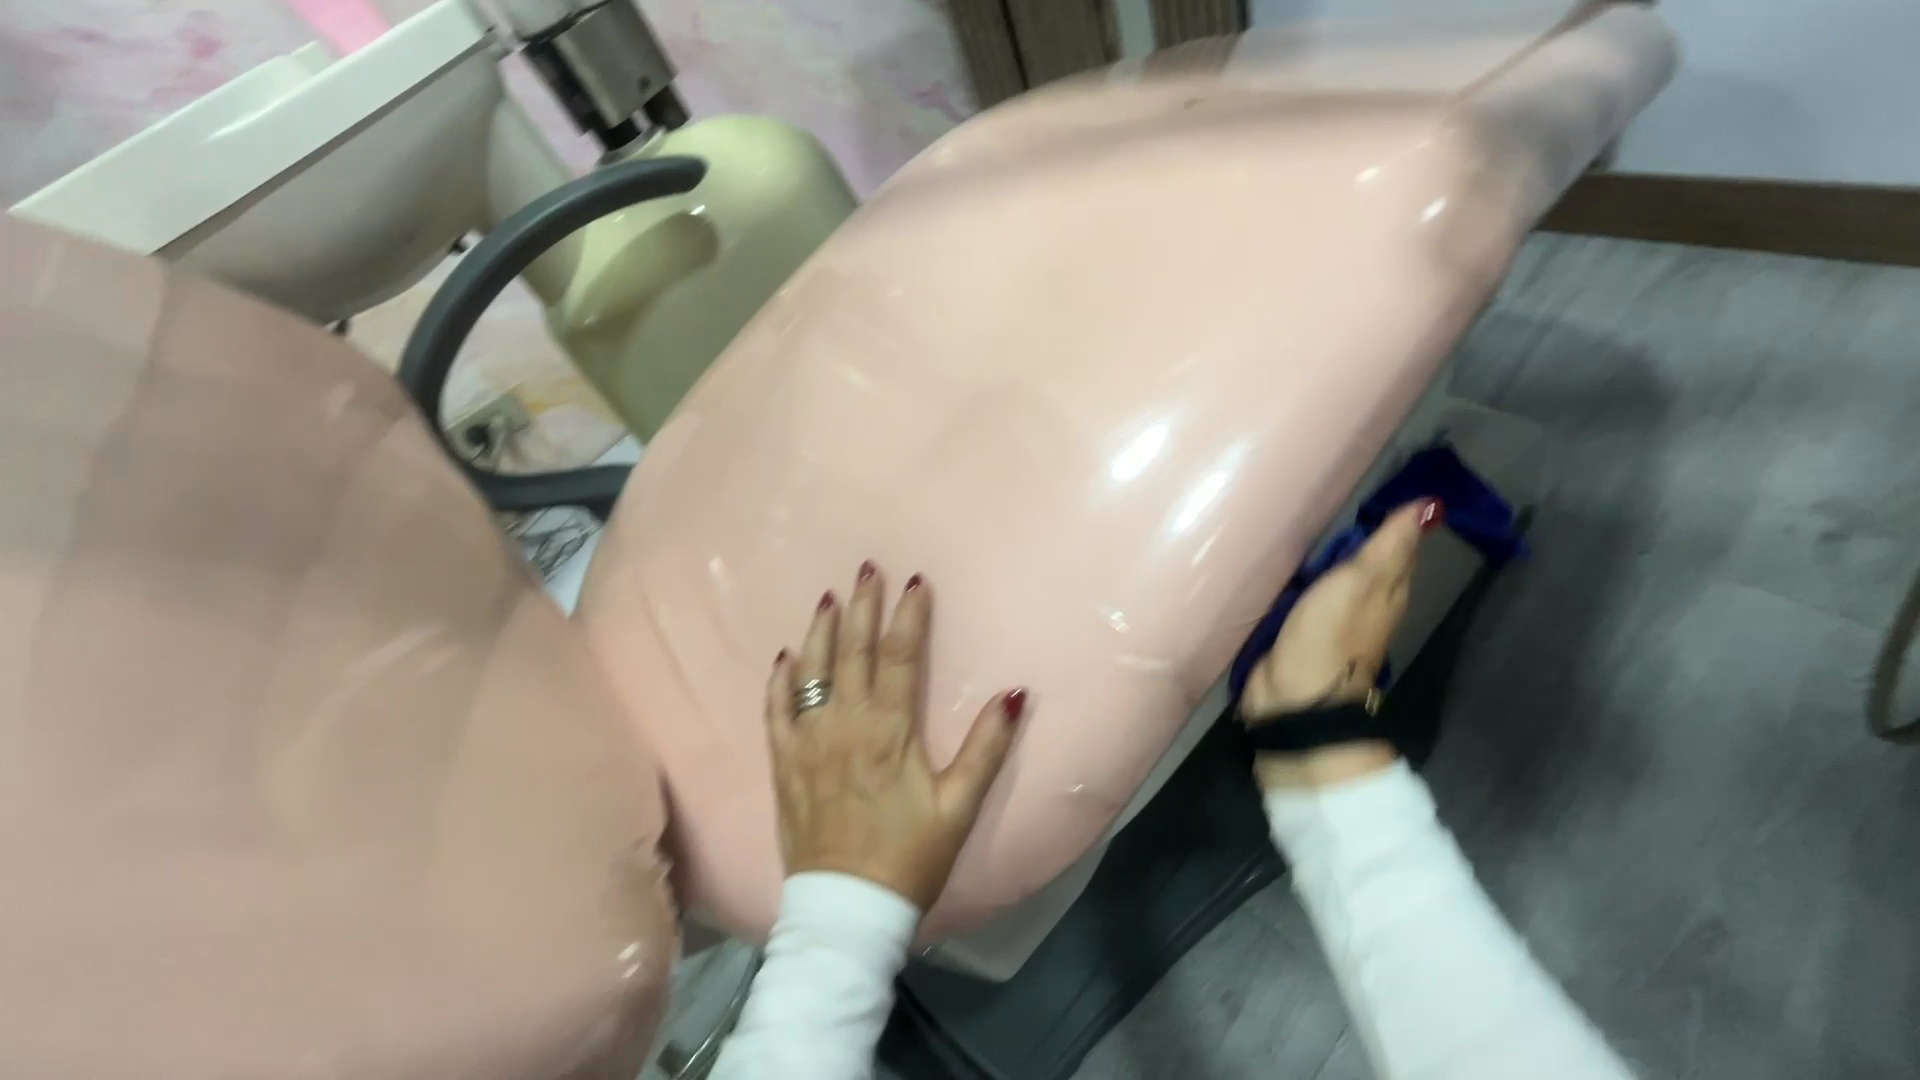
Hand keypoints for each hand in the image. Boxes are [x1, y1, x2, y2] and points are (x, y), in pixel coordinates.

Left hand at [766, 564, 1024, 909]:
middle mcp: (845, 724)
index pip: (901, 657)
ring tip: (828, 598)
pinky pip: (776, 712)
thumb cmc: (910, 855)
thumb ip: (986, 748)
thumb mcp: (959, 807)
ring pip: (811, 672)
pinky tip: (784, 657)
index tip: (916, 581)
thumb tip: (1013, 694)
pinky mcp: (784, 764)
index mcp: (889, 730)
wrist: (847, 909)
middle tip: (866, 568)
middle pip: (853, 652)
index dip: (909, 616)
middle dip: (862, 606)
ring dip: (821, 632)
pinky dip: (779, 681)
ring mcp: (808, 742)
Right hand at [1241, 498, 1438, 789]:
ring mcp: (1333, 619)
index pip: (1400, 546)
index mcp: (1389, 591)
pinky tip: (1293, 562)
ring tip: (1313, 520)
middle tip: (1342, 495)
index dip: (1395, 519)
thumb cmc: (1329, 636)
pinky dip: (1306, 575)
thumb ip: (1388, 545)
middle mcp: (1367, 603)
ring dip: (1331, 554)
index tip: (1383, 486)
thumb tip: (1431, 504)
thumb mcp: (1361, 582)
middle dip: (1361, 533)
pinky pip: (1308, 592)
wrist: (1293, 698)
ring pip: (1338, 577)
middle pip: (1369, 561)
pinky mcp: (1301, 630)